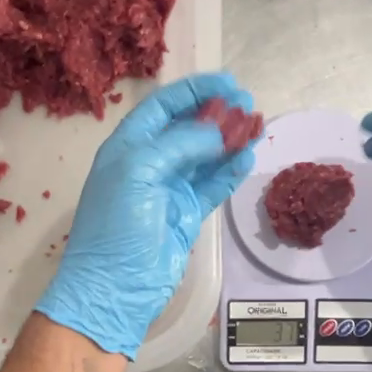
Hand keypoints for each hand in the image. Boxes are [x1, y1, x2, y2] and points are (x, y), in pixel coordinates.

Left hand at [37, 73, 256, 358]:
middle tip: (249, 106)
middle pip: (188, 128)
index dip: (195, 91)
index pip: (164, 107)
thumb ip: (180, 145)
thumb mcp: (140, 173)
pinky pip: (212, 187)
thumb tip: (218, 129)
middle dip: (217, 115)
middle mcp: (149, 163)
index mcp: (128, 147)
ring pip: (204, 157)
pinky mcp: (186, 216)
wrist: (115, 288)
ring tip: (257, 127)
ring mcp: (169, 190)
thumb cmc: (118, 226)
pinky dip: (229, 172)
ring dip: (229, 141)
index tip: (229, 83)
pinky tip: (248, 158)